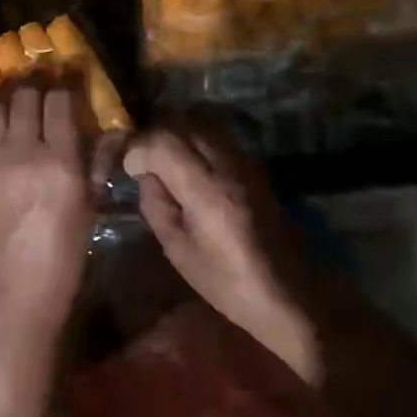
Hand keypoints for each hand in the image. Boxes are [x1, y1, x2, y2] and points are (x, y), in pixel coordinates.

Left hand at [0, 77, 93, 329]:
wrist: (16, 280)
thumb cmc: (63, 248)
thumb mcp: (90, 204)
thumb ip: (98, 161)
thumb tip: (112, 128)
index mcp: (59, 161)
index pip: (59, 102)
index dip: (65, 83)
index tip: (69, 76)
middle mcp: (21, 152)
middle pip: (24, 97)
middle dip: (35, 85)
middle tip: (42, 85)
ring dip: (4, 100)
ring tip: (13, 104)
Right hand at [123, 128, 322, 384]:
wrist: (288, 294)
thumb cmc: (226, 282)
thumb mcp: (176, 248)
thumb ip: (155, 204)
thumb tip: (145, 176)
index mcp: (207, 191)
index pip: (162, 143)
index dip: (137, 149)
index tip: (127, 170)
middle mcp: (228, 166)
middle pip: (180, 124)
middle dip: (152, 137)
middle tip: (139, 161)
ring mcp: (246, 162)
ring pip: (199, 123)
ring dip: (173, 134)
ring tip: (160, 160)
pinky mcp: (255, 166)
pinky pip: (215, 135)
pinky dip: (192, 140)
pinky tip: (185, 164)